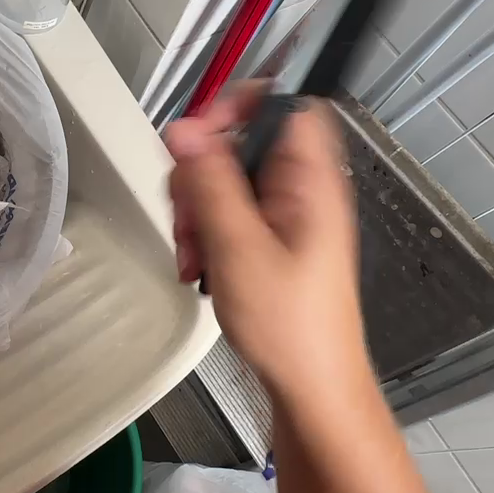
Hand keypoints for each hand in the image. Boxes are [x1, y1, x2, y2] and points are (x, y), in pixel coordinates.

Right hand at [165, 83, 366, 408]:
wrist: (311, 388)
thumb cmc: (289, 325)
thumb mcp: (239, 247)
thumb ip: (209, 182)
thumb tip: (183, 128)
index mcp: (309, 180)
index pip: (285, 104)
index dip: (241, 104)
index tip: (200, 133)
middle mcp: (298, 188)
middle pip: (238, 142)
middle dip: (199, 172)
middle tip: (187, 211)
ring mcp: (282, 213)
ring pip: (222, 178)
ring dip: (194, 209)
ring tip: (192, 252)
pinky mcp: (267, 237)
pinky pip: (224, 211)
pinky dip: (202, 231)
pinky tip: (198, 265)